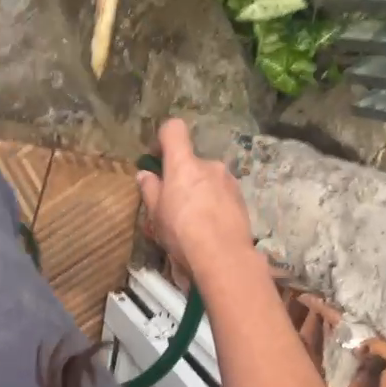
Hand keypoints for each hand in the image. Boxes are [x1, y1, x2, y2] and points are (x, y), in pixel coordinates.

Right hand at [136, 118, 256, 282]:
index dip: (162, 138)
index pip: (173, 130)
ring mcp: (227, 180)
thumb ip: (150, 190)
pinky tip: (206, 228)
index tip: (156, 157)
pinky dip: (211, 205)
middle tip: (170, 207)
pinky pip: (219, 195)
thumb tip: (145, 175)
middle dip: (180, 179)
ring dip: (197, 194)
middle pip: (190, 163)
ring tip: (189, 223)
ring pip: (206, 180)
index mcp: (184, 164)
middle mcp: (209, 164)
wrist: (222, 256)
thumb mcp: (156, 215)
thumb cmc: (181, 232)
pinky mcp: (240, 197)